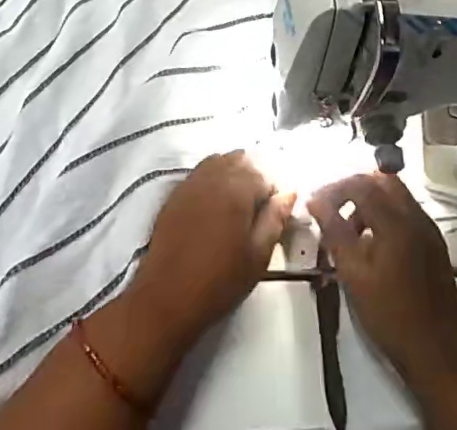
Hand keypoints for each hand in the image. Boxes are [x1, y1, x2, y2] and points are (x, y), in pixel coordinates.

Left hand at [127, 151, 296, 344]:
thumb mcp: (258, 255)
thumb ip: (275, 219)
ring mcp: (190, 182)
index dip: (274, 192)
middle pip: (240, 160)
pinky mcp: (175, 193)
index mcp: (236, 188)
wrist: (168, 295)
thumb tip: (289, 193)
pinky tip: (215, 204)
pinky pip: (200, 172)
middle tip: (258, 209)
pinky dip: (213, 178)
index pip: (264, 174)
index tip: (275, 214)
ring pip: (218, 162)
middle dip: (254, 177)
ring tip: (238, 205)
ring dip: (233, 174)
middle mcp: (212, 176)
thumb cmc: (220, 280)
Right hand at [307, 173, 456, 383]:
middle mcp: (417, 219)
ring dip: (369, 200)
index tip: (315, 203)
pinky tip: (371, 243)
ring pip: (396, 195)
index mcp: (397, 223)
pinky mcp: (435, 246)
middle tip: (332, 207)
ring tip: (348, 228)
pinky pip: (407, 213)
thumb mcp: (353, 274)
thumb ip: (334, 231)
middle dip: (353, 187)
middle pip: (383, 181)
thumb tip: (316, 201)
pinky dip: (385, 214)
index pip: (361, 185)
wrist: (438, 356)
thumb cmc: (391, 316)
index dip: (334, 188)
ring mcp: (430, 232)